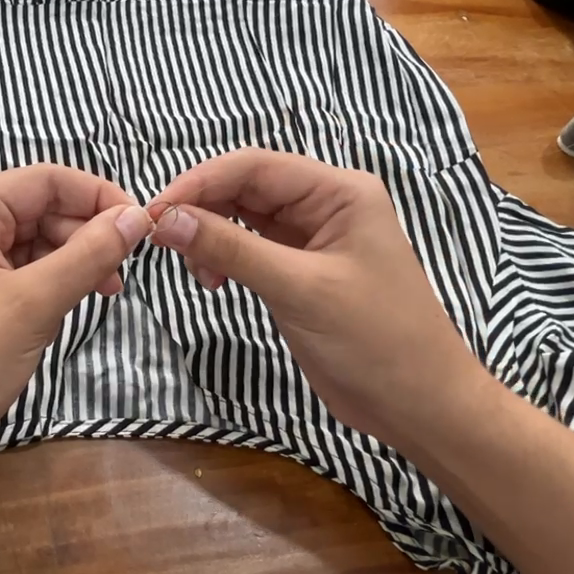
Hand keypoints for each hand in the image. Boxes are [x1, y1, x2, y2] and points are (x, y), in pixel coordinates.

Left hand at [0, 164, 152, 480]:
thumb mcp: (34, 304)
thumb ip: (89, 254)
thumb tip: (137, 216)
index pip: (45, 179)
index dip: (98, 196)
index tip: (141, 229)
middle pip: (39, 207)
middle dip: (85, 232)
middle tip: (122, 274)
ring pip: (32, 241)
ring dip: (72, 260)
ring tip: (104, 294)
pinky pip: (18, 270)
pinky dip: (49, 282)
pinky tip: (70, 304)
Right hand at [147, 149, 499, 445]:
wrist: (420, 407)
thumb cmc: (374, 340)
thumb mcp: (298, 289)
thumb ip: (230, 249)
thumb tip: (163, 220)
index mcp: (338, 192)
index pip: (254, 166)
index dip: (199, 183)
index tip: (154, 214)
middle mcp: (323, 205)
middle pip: (244, 188)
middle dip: (201, 210)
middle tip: (163, 244)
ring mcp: (310, 239)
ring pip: (242, 218)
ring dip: (209, 236)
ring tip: (199, 275)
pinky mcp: (298, 271)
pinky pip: (248, 248)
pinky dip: (223, 259)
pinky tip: (214, 282)